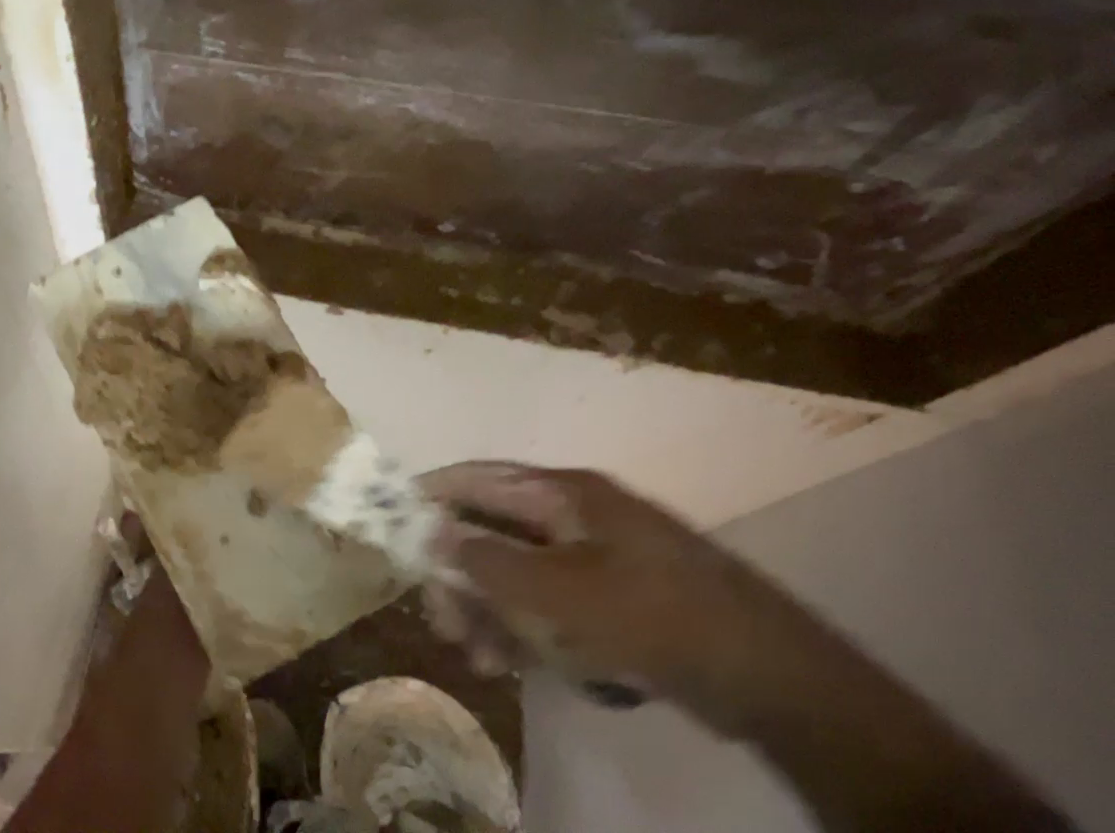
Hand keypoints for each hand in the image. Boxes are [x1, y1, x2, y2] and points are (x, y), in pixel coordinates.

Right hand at [418, 462, 786, 720]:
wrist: (761, 675)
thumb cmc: (648, 615)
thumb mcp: (556, 590)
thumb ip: (487, 559)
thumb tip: (432, 532)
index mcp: (564, 494)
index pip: (480, 478)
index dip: (432, 496)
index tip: (391, 525)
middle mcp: (575, 517)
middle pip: (493, 532)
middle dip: (460, 576)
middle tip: (441, 621)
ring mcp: (595, 559)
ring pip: (517, 575)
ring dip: (489, 612)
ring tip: (476, 657)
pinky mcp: (611, 600)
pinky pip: (549, 605)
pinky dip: (523, 629)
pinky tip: (508, 662)